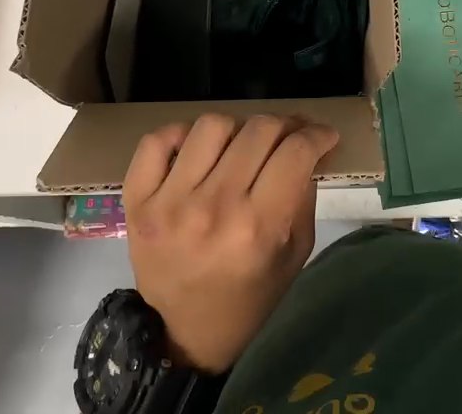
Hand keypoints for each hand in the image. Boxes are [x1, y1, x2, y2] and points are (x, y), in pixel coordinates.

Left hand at [122, 113, 339, 373]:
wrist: (185, 335)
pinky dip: (180, 135)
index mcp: (257, 228)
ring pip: (213, 125)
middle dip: (286, 126)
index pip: (295, 152)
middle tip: (290, 138)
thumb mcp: (294, 255)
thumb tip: (311, 146)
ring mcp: (169, 201)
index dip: (318, 134)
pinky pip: (157, 140)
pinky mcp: (137, 200)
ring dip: (237, 130)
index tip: (325, 136)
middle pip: (258, 130)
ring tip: (241, 149)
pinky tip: (196, 152)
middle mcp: (213, 208)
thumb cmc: (249, 299)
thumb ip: (303, 197)